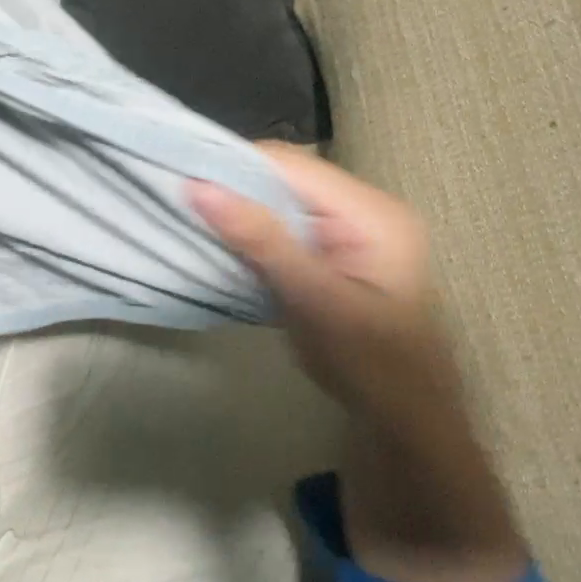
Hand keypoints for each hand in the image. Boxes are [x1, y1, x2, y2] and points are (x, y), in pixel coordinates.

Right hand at [186, 143, 451, 426]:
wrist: (404, 417)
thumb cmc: (368, 362)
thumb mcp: (312, 299)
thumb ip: (259, 238)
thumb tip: (197, 186)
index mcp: (372, 212)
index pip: (289, 164)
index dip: (232, 165)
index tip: (178, 179)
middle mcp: (364, 207)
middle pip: (281, 174)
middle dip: (230, 184)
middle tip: (176, 198)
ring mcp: (349, 226)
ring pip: (275, 195)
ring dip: (235, 205)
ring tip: (189, 214)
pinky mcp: (331, 245)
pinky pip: (280, 218)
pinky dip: (248, 225)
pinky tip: (220, 237)